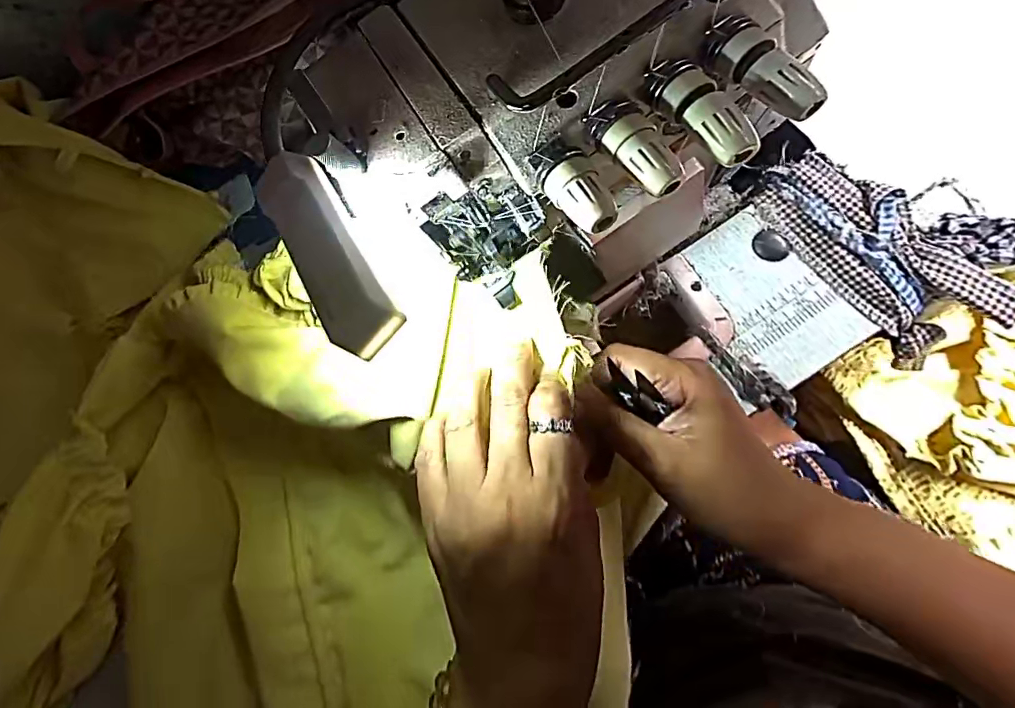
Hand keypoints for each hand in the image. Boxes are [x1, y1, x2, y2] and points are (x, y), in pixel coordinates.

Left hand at [416, 342, 602, 707]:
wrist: (517, 668)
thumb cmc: (568, 605)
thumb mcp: (585, 534)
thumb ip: (570, 471)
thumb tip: (558, 419)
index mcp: (550, 500)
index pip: (550, 416)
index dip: (553, 386)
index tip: (554, 372)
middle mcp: (500, 491)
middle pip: (507, 408)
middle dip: (515, 368)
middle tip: (519, 345)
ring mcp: (459, 502)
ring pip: (462, 421)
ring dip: (473, 386)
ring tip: (484, 369)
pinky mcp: (432, 516)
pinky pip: (429, 453)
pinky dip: (441, 425)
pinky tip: (452, 411)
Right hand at [579, 342, 810, 555]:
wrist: (778, 520)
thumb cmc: (723, 491)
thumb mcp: (661, 460)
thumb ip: (615, 424)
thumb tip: (571, 396)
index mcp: (681, 373)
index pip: (615, 357)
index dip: (592, 385)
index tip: (580, 425)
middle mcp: (683, 370)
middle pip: (621, 373)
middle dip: (600, 408)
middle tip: (587, 452)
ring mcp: (687, 390)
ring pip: (630, 392)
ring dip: (613, 422)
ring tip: (600, 461)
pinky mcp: (688, 409)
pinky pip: (646, 407)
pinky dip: (631, 429)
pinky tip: (621, 458)